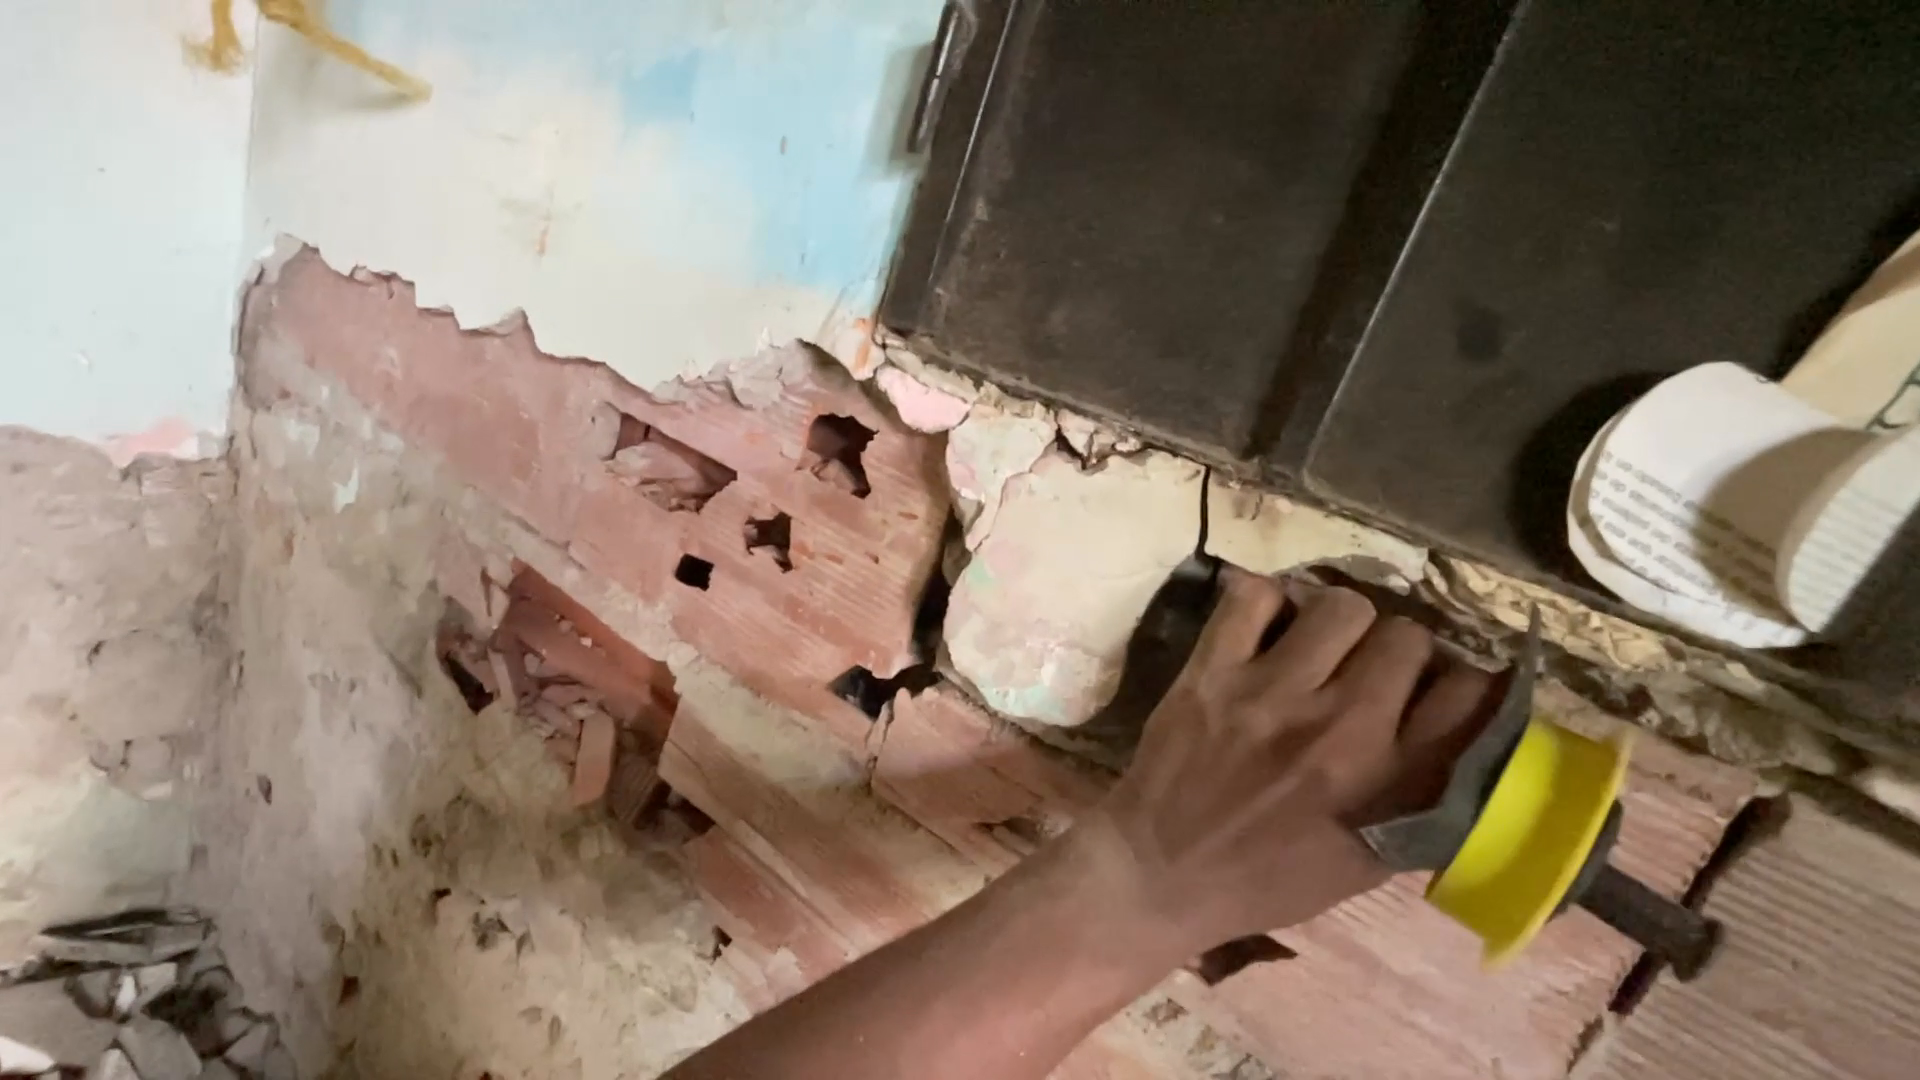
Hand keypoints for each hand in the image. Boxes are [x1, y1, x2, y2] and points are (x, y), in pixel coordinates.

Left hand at [1072, 570, 1501, 958]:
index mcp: (1391, 783)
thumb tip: (1473, 729)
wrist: (1162, 869)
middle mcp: (1340, 728)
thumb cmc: (1269, 877)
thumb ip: (1426, 796)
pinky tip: (1264, 627)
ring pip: (1339, 606)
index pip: (1469, 693)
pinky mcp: (1211, 671)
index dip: (1459, 681)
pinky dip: (1265, 601)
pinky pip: (1252, 597)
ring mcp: (1271, 694)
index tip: (1434, 686)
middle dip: (1396, 647)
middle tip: (1367, 664)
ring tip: (1319, 643)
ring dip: (1337, 620)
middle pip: (1405, 636)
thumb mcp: (1370, 861)